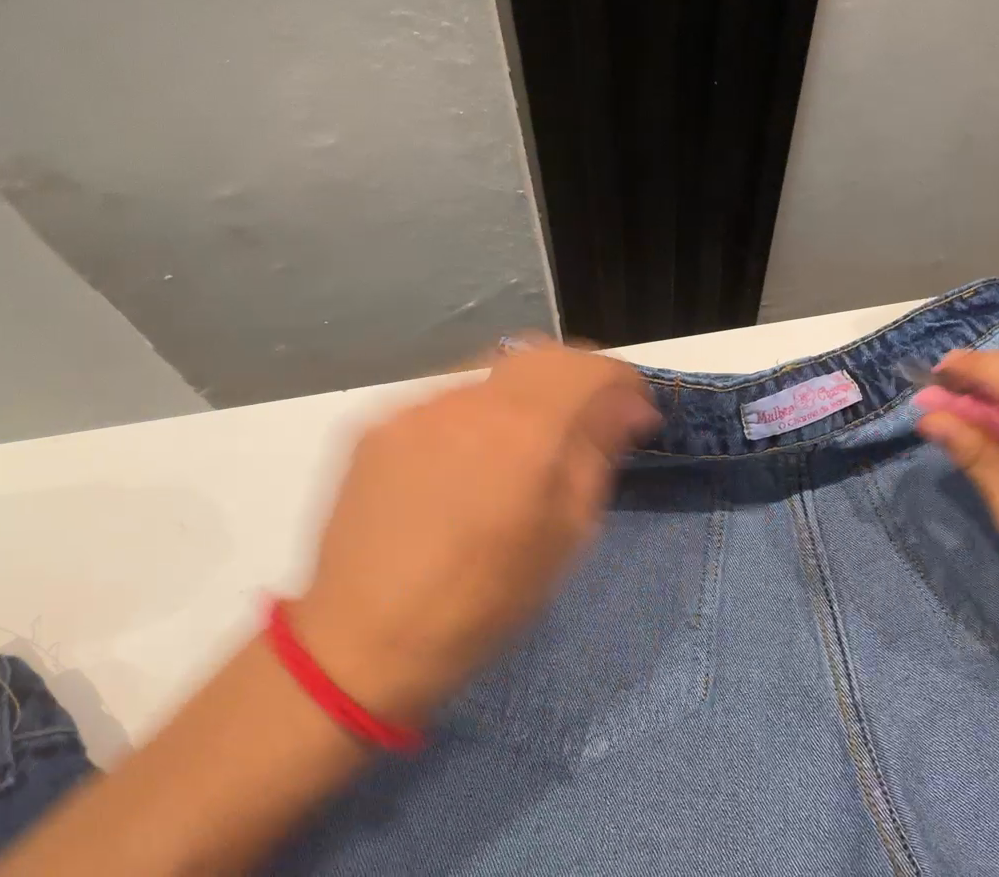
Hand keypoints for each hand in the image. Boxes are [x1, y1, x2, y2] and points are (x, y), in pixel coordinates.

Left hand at [292, 343, 659, 723]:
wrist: (360, 643)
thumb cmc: (484, 602)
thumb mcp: (566, 536)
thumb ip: (598, 454)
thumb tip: (629, 407)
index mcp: (524, 433)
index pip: (588, 368)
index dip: (623, 379)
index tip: (638, 408)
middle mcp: (468, 402)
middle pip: (541, 355)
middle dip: (578, 378)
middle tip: (593, 418)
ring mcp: (414, 409)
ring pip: (492, 375)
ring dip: (527, 394)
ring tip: (527, 445)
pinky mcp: (375, 426)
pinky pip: (445, 399)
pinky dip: (477, 414)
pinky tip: (470, 461)